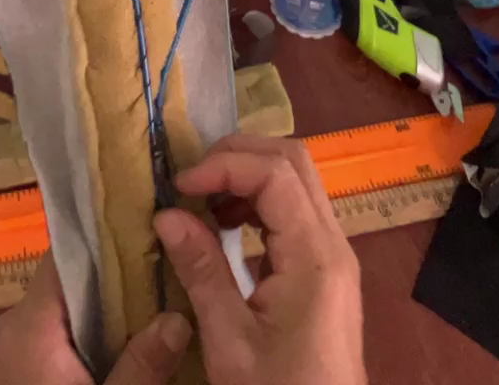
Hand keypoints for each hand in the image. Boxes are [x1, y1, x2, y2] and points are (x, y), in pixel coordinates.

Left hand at [0, 255, 193, 384]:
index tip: (148, 226)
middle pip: (67, 280)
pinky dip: (90, 328)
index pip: (64, 257)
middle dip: (115, 273)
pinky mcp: (19, 369)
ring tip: (156, 292)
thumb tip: (181, 317)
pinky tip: (129, 334)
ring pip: (65, 306)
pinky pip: (58, 331)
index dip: (105, 239)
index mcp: (25, 327)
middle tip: (164, 261)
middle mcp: (11, 326)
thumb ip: (142, 367)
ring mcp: (12, 349)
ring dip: (105, 303)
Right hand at [154, 135, 365, 384]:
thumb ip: (202, 272)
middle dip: (238, 155)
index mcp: (315, 257)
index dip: (223, 166)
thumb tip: (165, 215)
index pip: (274, 173)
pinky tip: (227, 225)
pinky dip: (257, 199)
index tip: (180, 187)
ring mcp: (332, 255)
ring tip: (204, 200)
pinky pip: (294, 207)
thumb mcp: (231, 343)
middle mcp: (332, 244)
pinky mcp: (324, 269)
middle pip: (292, 161)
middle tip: (193, 179)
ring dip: (247, 174)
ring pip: (295, 179)